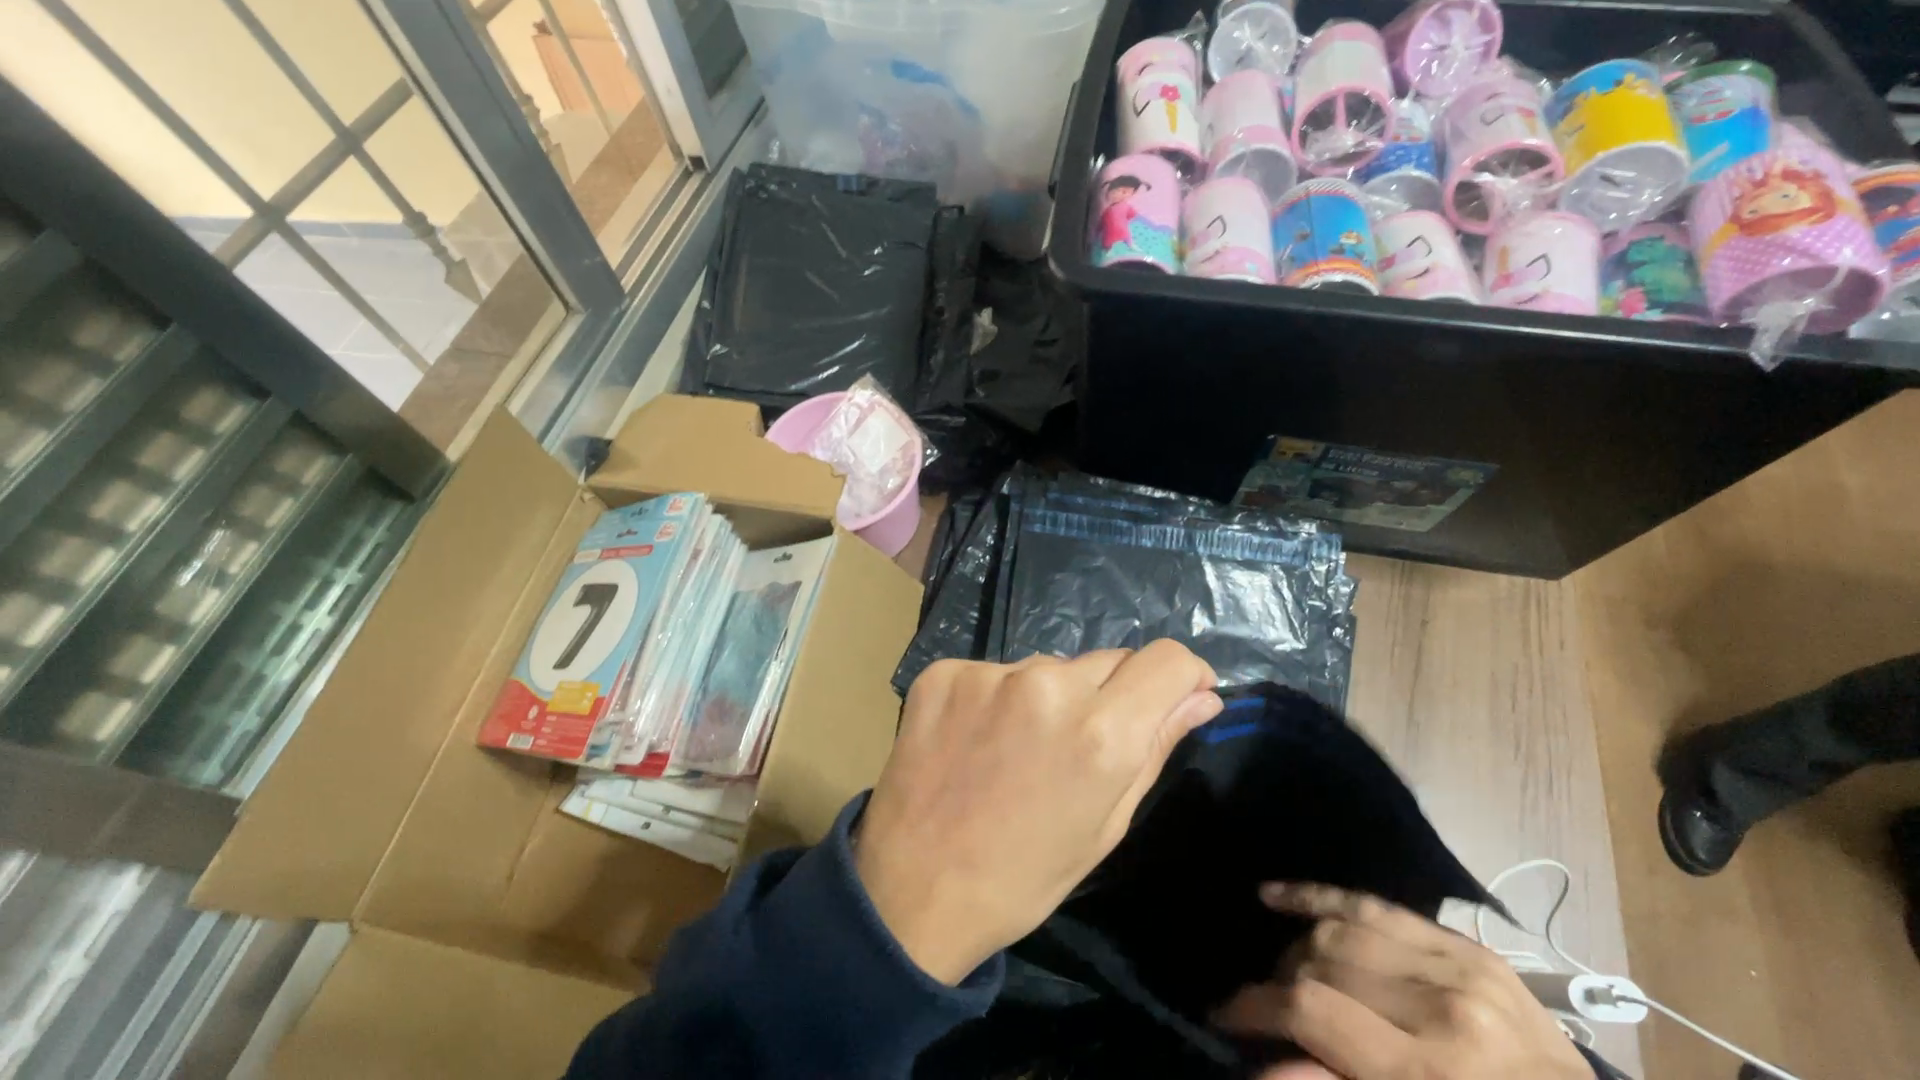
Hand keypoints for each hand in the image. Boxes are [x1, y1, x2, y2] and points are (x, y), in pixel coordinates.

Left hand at [854, 643, 1221, 983]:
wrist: (912, 891)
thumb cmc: (1023, 877)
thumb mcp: (1105, 826)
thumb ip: (1155, 748)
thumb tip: (1201, 697)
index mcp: (1102, 733)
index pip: (1168, 660)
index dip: (1183, 676)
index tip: (1179, 697)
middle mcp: (1048, 685)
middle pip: (1108, 660)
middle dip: (1112, 695)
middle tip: (1082, 747)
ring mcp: (990, 675)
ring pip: (1049, 666)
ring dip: (1050, 697)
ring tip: (1018, 752)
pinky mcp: (943, 673)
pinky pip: (995, 672)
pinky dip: (997, 698)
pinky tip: (977, 743)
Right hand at [1216, 884, 1592, 1079]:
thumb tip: (1255, 1065)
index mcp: (1429, 1065)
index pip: (1310, 1009)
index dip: (1253, 1009)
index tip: (1221, 1017)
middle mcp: (1444, 1003)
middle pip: (1322, 961)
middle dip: (1277, 983)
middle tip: (1262, 1011)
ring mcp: (1464, 966)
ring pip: (1343, 928)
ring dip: (1297, 948)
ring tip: (1281, 973)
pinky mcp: (1475, 950)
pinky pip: (1383, 907)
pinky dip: (1324, 898)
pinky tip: (1277, 895)